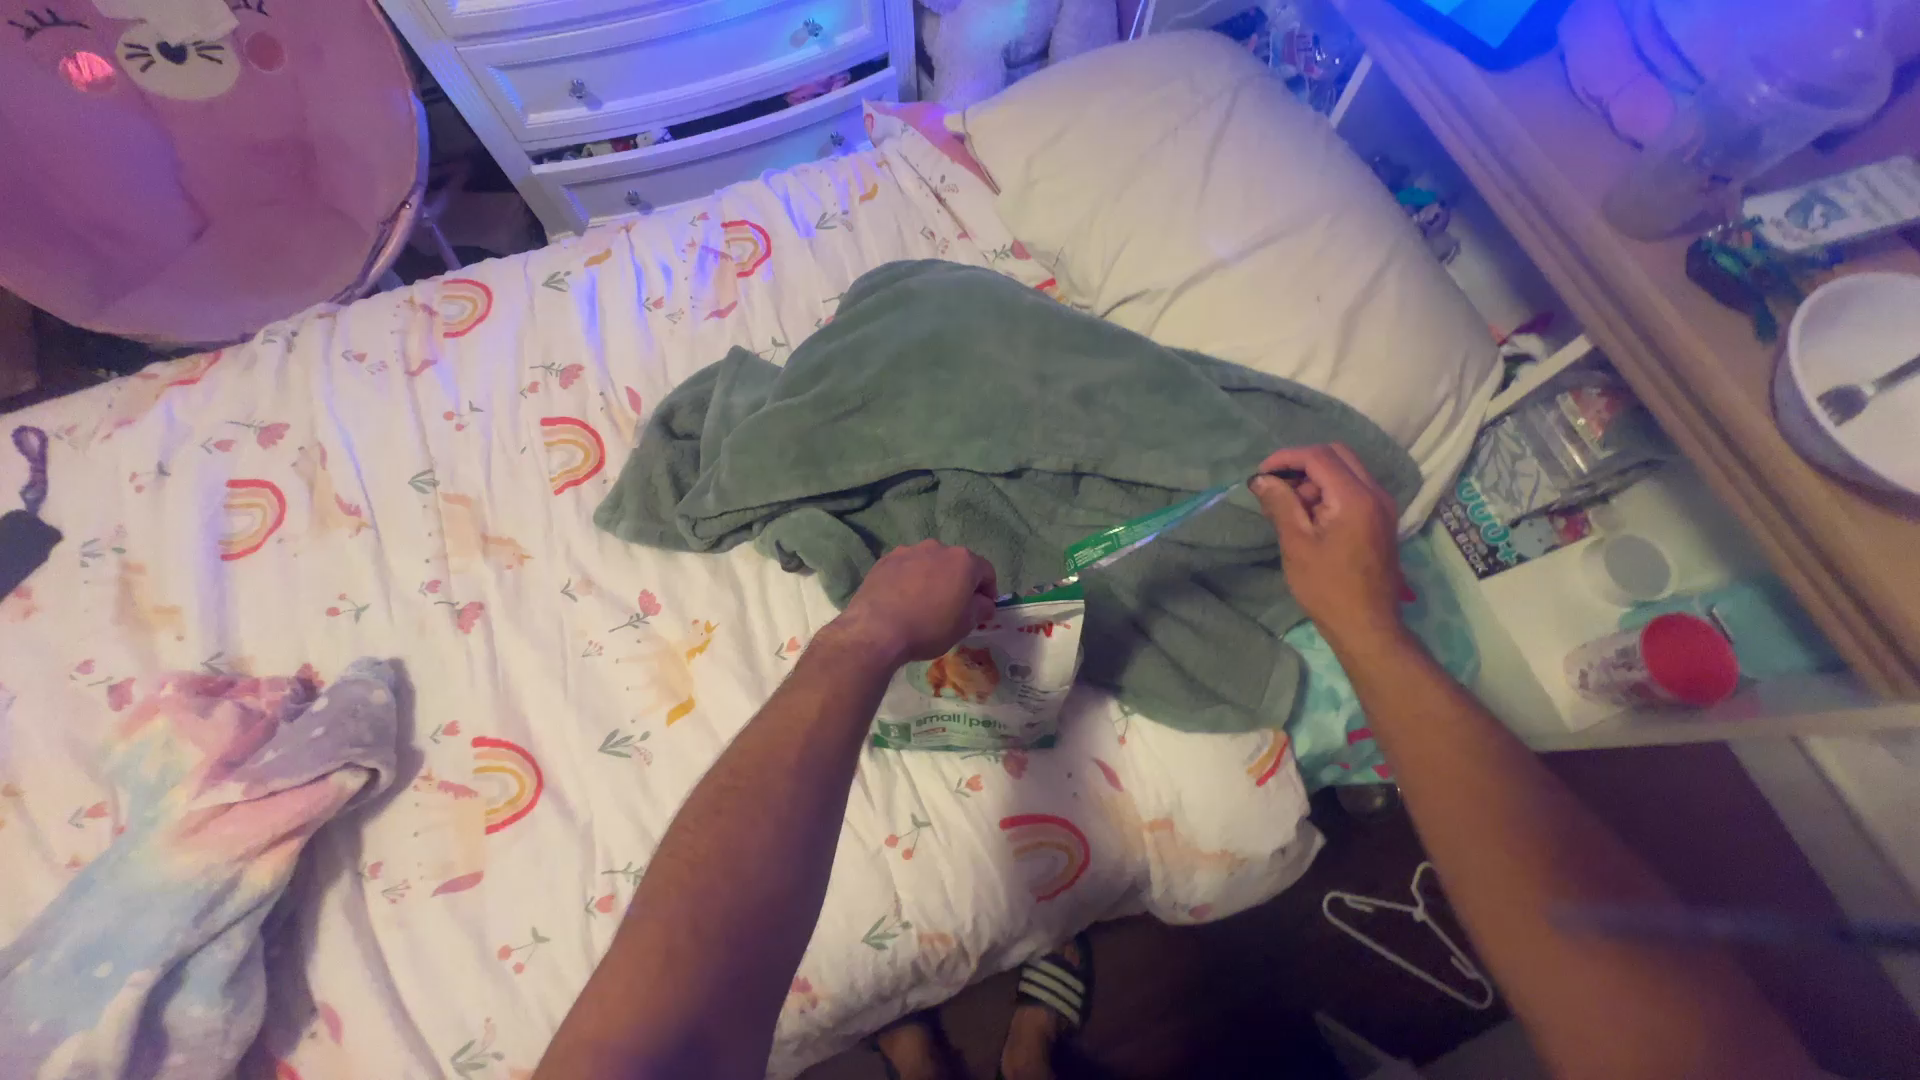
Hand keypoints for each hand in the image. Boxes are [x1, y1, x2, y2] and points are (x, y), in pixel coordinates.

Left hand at [832, 540, 997, 666]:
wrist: (877, 629)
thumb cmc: (929, 627)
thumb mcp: (965, 625)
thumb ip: (981, 609)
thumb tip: (984, 603)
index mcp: (962, 560)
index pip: (986, 571)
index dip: (989, 591)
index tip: (983, 609)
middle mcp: (937, 548)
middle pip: (956, 564)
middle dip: (959, 583)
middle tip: (953, 608)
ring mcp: (908, 551)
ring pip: (929, 564)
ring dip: (933, 579)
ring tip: (924, 604)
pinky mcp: (884, 560)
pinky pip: (906, 569)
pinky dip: (910, 580)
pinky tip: (902, 601)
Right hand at [1249, 444, 1408, 653]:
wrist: (1365, 624)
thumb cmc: (1326, 586)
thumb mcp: (1296, 543)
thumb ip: (1280, 503)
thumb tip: (1261, 479)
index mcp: (1355, 497)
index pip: (1319, 456)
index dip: (1285, 458)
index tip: (1260, 474)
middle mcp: (1375, 493)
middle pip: (1337, 455)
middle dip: (1302, 464)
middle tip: (1276, 486)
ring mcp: (1382, 505)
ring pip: (1346, 470)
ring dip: (1315, 478)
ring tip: (1289, 506)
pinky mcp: (1380, 518)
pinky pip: (1353, 488)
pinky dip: (1328, 491)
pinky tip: (1308, 515)